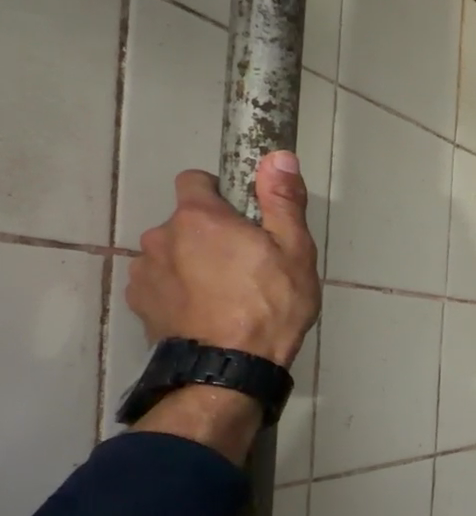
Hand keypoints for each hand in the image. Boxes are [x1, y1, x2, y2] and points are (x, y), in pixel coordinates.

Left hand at [128, 151, 319, 367]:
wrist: (232, 360)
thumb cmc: (273, 302)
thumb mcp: (295, 250)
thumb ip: (282, 202)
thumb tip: (279, 156)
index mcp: (202, 218)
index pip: (196, 182)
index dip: (220, 193)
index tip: (245, 217)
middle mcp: (162, 235)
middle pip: (187, 223)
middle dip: (212, 235)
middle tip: (249, 265)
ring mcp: (145, 268)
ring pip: (173, 253)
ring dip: (195, 262)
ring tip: (229, 293)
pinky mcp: (140, 297)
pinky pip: (162, 281)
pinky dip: (181, 288)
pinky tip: (208, 309)